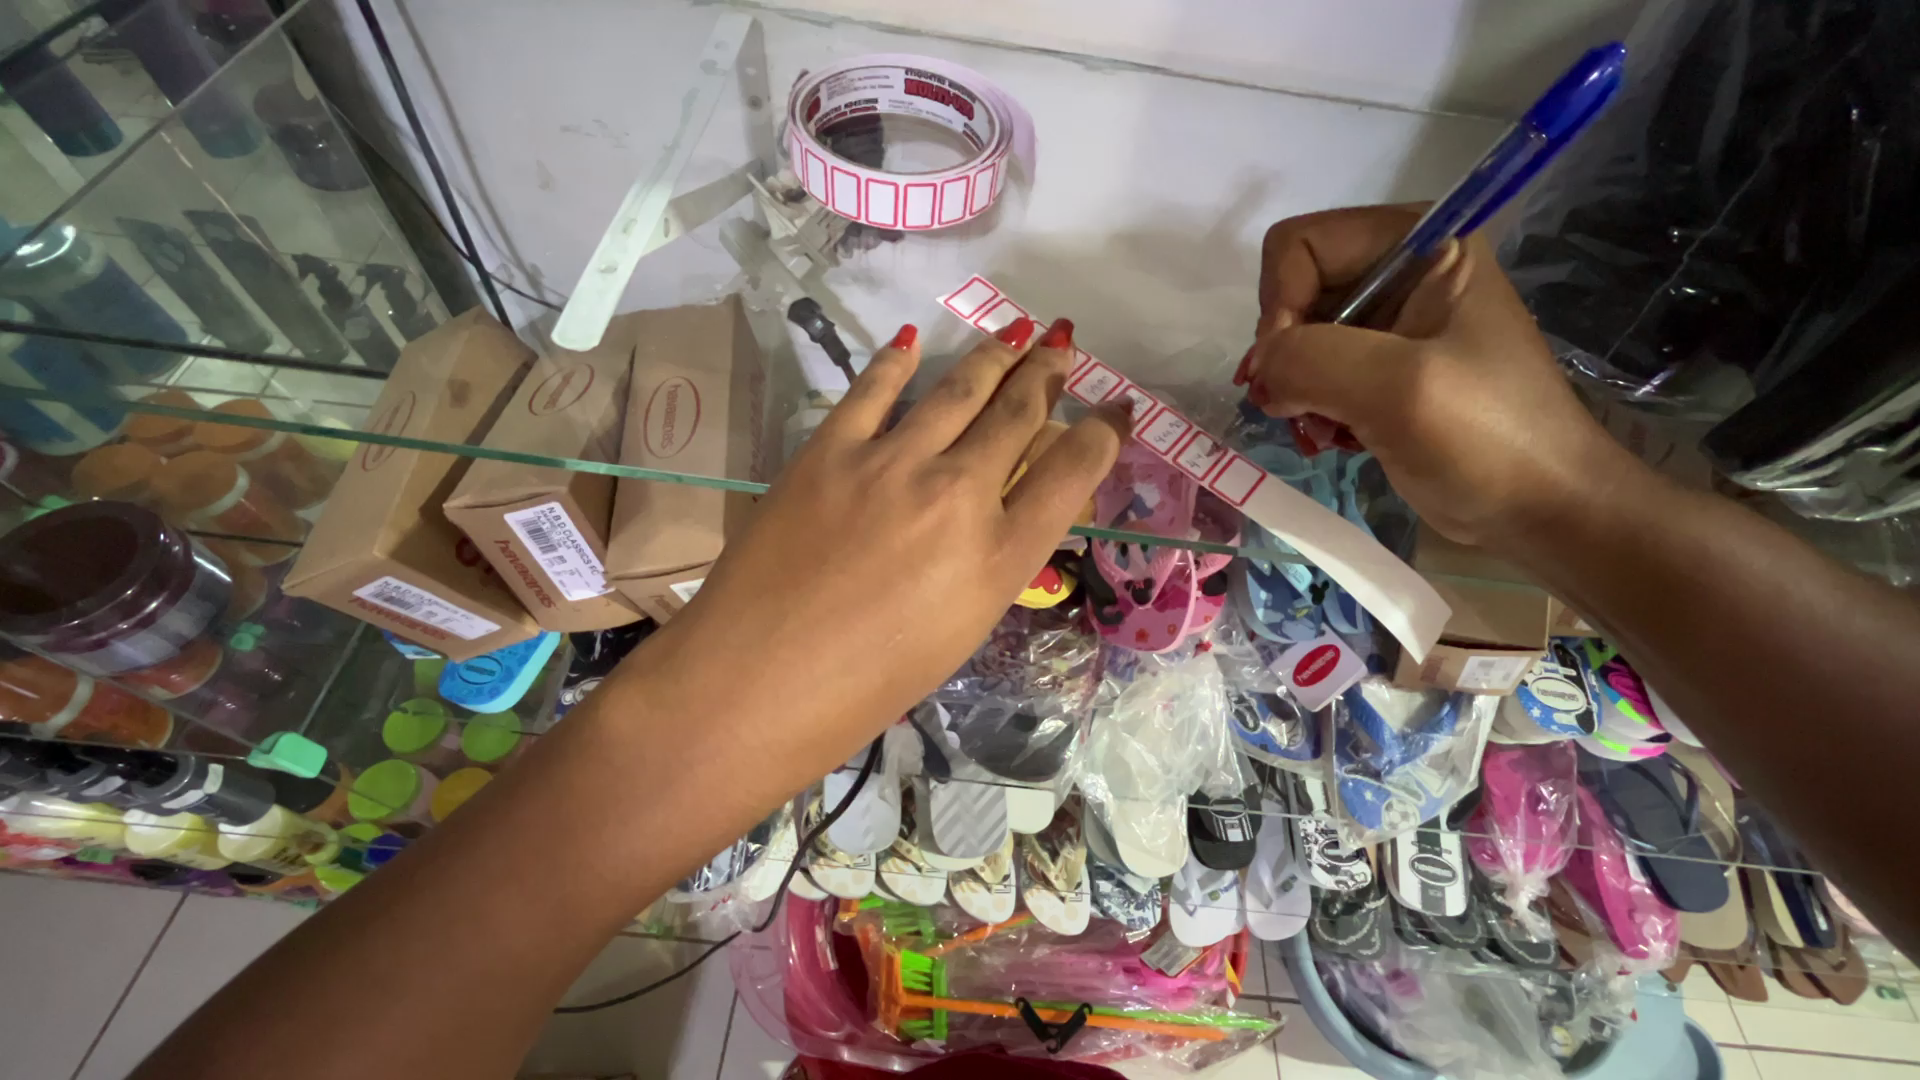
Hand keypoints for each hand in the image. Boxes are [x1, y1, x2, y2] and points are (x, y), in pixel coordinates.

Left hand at [660, 317, 1127, 749]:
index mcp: (1001, 558)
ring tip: (1014, 334)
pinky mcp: (829, 450)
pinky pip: (874, 390)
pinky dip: (896, 362)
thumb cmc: (868, 685)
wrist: (756, 682)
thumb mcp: (962, 628)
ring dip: (993, 357)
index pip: (1074, 472)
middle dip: (1049, 375)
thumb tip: (1007, 503)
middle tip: (1063, 349)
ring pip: (958, 389)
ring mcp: (891, 464)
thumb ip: (994, 559)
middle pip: (1019, 414)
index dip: (1104, 432)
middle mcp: (959, 495)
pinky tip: (911, 340)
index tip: (1116, 409)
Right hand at [1238, 205, 1637, 549]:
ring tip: (1322, 432)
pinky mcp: (1385, 368)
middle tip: (1300, 409)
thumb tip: (1258, 372)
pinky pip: (1314, 372)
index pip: (1301, 245)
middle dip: (1286, 356)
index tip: (1286, 374)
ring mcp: (1394, 322)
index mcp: (1423, 244)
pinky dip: (1309, 407)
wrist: (1542, 508)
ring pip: (1297, 337)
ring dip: (1295, 389)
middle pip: (1295, 291)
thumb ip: (1311, 361)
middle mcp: (1403, 270)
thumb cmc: (1485, 439)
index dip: (1280, 307)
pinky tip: (1333, 439)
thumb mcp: (1396, 388)